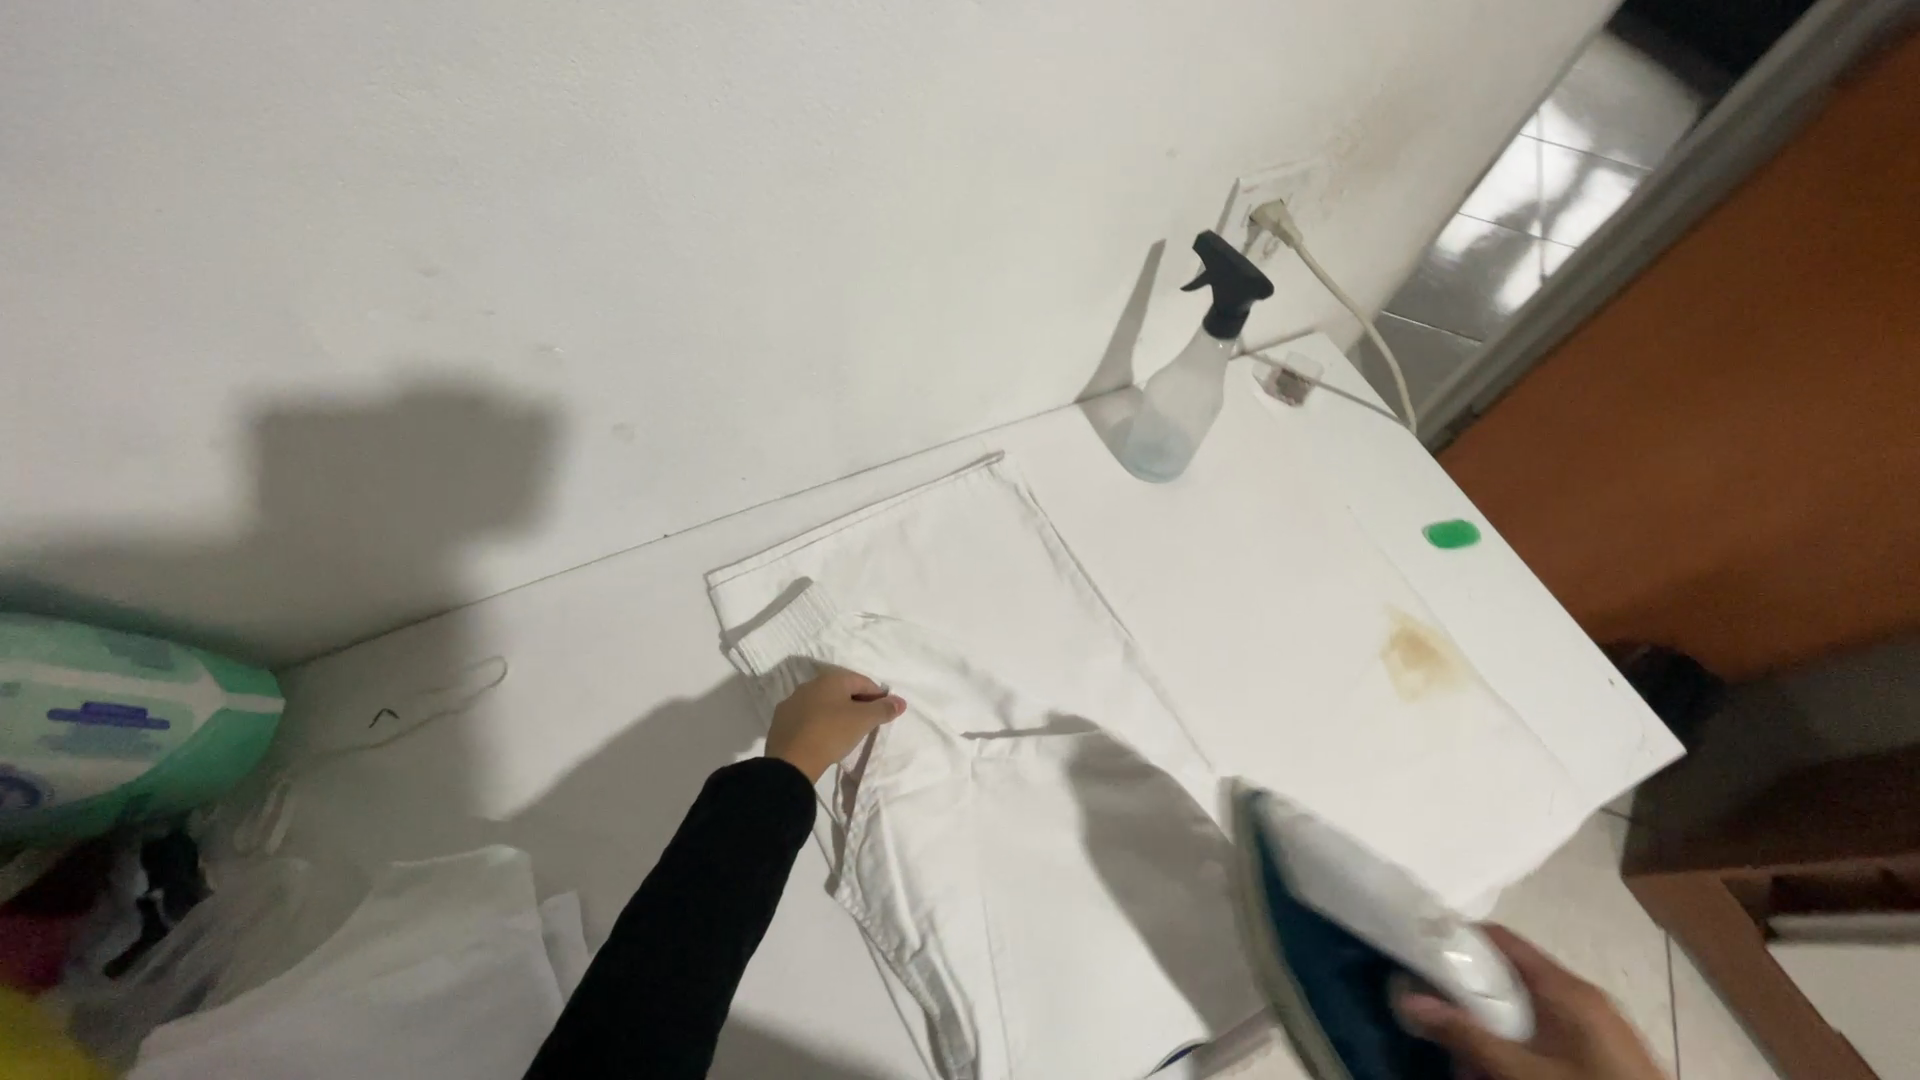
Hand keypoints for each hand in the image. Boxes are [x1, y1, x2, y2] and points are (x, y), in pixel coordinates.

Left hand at [765, 666, 905, 782]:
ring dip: (836, 712)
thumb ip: (883, 709)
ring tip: (846, 731)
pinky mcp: (781, 721)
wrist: (791, 761)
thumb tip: (900, 701)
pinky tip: (823, 738)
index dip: (878, 695)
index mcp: (831, 679)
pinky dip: (819, 723)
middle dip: (857, 703)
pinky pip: (807, 717)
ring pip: (823, 703)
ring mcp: (792, 702)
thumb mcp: (863, 721)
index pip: (863, 682)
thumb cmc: (831, 733)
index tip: (886, 711)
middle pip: (842, 690)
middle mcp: (810, 685)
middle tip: (868, 722)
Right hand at [1397, 925, 1667, 1079]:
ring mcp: (1597, 1025)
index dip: (1457, 938)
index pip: (1499, 938)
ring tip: (1470, 1066)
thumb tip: (1408, 998)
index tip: (1421, 953)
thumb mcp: (1523, 1072)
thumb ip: (1466, 1034)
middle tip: (1442, 1026)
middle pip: (1508, 976)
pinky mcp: (1605, 1052)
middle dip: (1468, 1001)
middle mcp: (1581, 995)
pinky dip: (1519, 1046)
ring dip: (1491, 1031)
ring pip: (1525, 1010)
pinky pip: (1548, 1033)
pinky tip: (1504, 1072)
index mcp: (1566, 987)